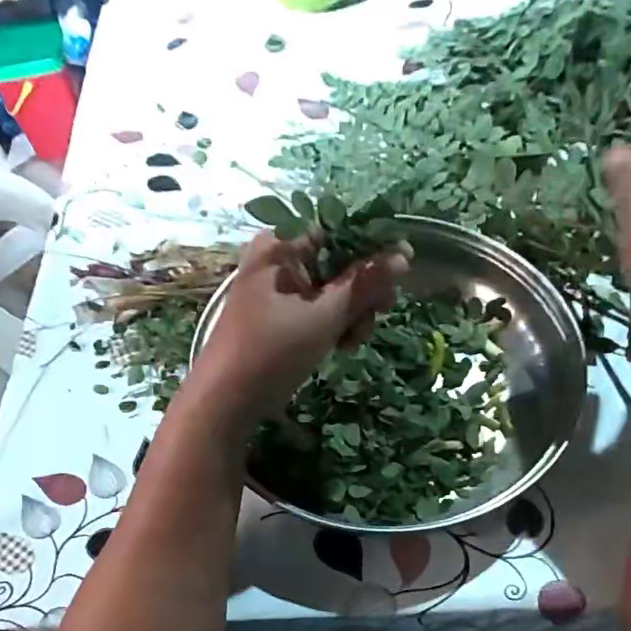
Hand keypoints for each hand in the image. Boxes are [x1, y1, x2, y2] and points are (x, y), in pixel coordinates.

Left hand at [187, 229, 410, 422]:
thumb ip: (364, 284)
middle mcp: (280, 259)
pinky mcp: (282, 315)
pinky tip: (343, 347)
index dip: (374, 247)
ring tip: (355, 340)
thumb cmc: (272, 351)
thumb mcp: (324, 317)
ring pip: (334, 288)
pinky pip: (320, 309)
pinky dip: (336, 324)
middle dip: (364, 289)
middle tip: (381, 313)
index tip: (403, 270)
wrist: (226, 400)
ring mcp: (280, 288)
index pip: (340, 229)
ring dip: (353, 312)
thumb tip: (403, 255)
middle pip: (340, 260)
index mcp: (282, 245)